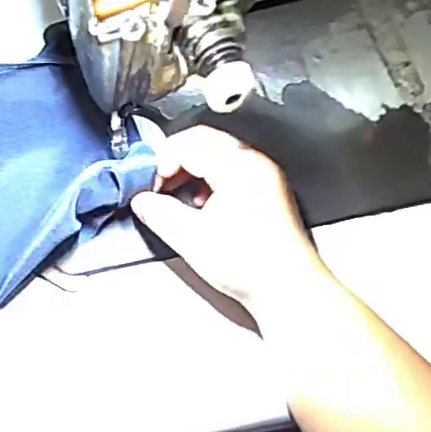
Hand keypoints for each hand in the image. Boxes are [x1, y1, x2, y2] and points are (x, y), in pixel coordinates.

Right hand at [128, 126, 333, 316]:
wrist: (287, 288)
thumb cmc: (252, 265)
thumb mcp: (191, 237)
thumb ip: (159, 213)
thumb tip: (143, 201)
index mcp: (237, 165)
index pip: (188, 143)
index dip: (161, 162)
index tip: (149, 185)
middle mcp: (255, 164)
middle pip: (204, 143)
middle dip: (175, 163)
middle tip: (157, 187)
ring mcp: (265, 177)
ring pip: (218, 156)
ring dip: (192, 172)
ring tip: (177, 199)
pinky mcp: (268, 194)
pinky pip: (233, 173)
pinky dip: (210, 182)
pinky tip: (202, 208)